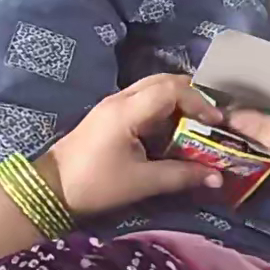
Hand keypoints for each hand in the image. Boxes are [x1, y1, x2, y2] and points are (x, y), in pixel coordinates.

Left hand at [38, 74, 224, 217]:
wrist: (51, 188)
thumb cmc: (96, 184)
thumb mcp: (142, 182)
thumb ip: (182, 176)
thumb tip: (218, 177)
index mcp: (127, 110)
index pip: (171, 89)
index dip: (199, 101)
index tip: (216, 121)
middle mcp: (120, 99)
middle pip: (163, 81)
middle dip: (192, 94)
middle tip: (212, 116)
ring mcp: (112, 105)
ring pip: (152, 88)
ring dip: (177, 100)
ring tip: (198, 121)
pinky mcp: (109, 115)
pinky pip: (143, 100)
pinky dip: (163, 108)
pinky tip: (174, 128)